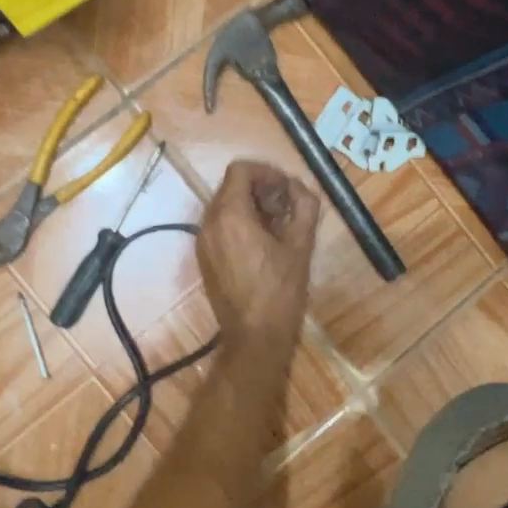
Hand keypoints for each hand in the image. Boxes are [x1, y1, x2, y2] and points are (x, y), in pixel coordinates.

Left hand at [199, 161, 319, 344]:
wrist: (255, 337)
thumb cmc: (281, 291)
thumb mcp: (301, 246)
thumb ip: (304, 206)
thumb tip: (299, 187)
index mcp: (230, 215)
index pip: (240, 170)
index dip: (266, 171)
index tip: (287, 188)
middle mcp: (209, 223)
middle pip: (231, 186)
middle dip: (260, 189)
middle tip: (287, 207)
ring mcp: (202, 241)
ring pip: (224, 206)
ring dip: (251, 206)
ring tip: (278, 225)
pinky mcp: (204, 258)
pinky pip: (219, 226)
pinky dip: (240, 223)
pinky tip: (263, 244)